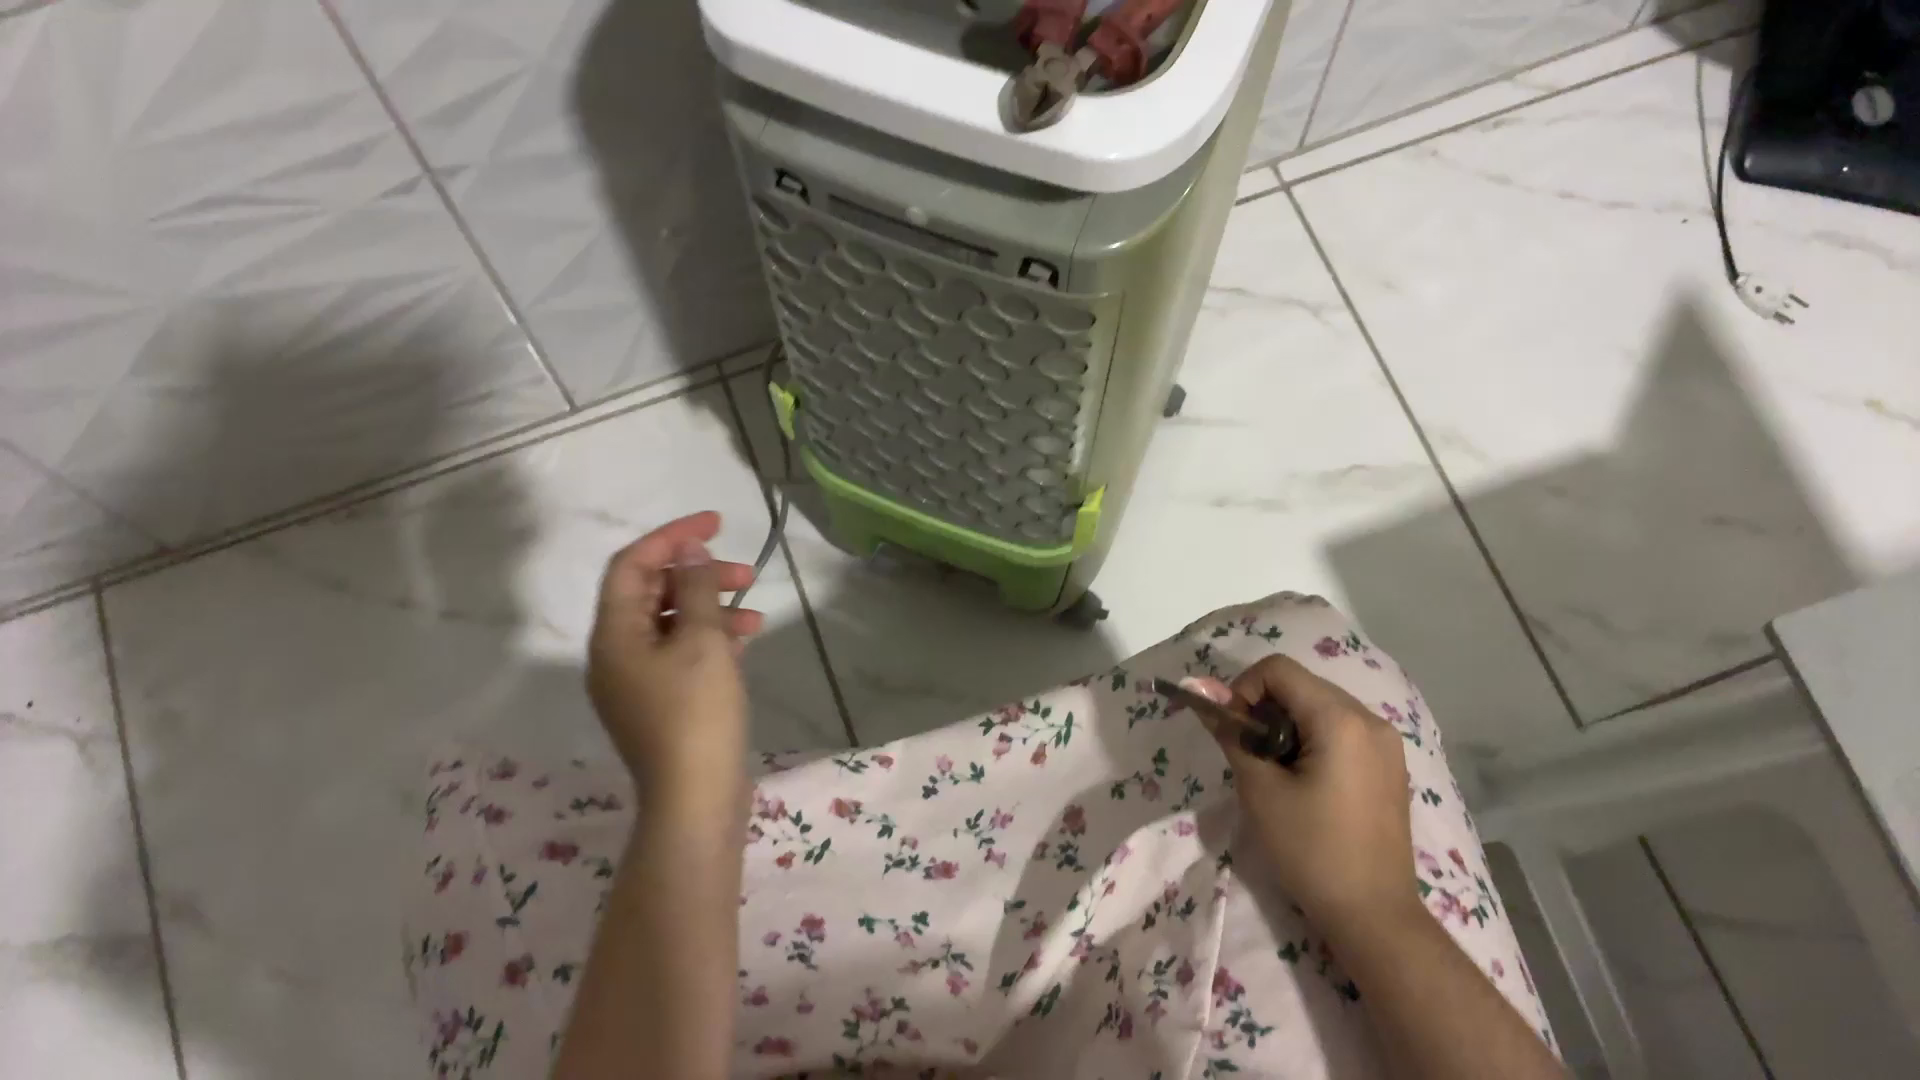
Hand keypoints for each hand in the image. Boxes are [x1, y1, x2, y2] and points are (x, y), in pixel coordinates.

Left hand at [586, 512, 763, 807]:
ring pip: (671, 624)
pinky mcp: (661, 703)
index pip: (632, 565)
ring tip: (756, 613)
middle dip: (698, 575)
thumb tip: (689, 550)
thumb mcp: (701, 642)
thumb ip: (695, 589)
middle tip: (745, 572)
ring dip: (710, 608)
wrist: (695, 799)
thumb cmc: (696, 714)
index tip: (716, 523)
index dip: (672, 536)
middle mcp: (616, 654)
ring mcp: (637, 682)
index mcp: (613, 635)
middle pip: (651, 593)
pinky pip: (681, 654)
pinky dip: (710, 639)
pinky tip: (746, 640)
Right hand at [1184, 656, 1420, 937]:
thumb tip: (1197, 690)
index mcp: (1341, 719)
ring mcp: (1387, 744)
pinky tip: (1305, 783)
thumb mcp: (1259, 789)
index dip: (1243, 690)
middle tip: (1248, 755)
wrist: (1373, 915)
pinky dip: (1313, 740)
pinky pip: (1342, 730)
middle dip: (1265, 709)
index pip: (1278, 670)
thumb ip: (1231, 732)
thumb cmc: (1311, 850)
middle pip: (1301, 685)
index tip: (1233, 731)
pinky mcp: (1390, 766)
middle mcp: (1371, 720)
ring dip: (1287, 725)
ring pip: (1320, 707)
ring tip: (1276, 773)